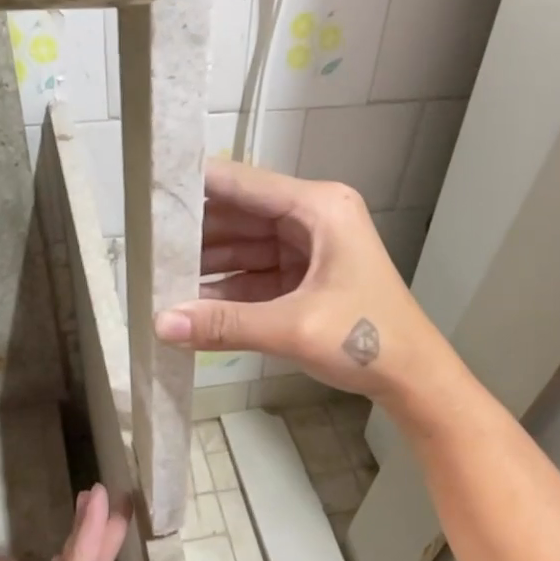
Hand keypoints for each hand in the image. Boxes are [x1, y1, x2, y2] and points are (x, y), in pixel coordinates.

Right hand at [151, 158, 453, 405]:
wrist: (413, 377)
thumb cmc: (367, 340)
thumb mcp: (292, 328)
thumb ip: (224, 324)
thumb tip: (161, 324)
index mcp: (319, 208)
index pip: (242, 184)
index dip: (195, 187)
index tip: (149, 196)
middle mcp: (313, 218)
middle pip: (240, 215)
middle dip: (196, 236)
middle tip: (146, 251)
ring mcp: (310, 250)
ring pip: (245, 248)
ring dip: (208, 266)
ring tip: (159, 280)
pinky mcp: (307, 280)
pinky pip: (257, 276)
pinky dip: (228, 291)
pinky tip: (193, 306)